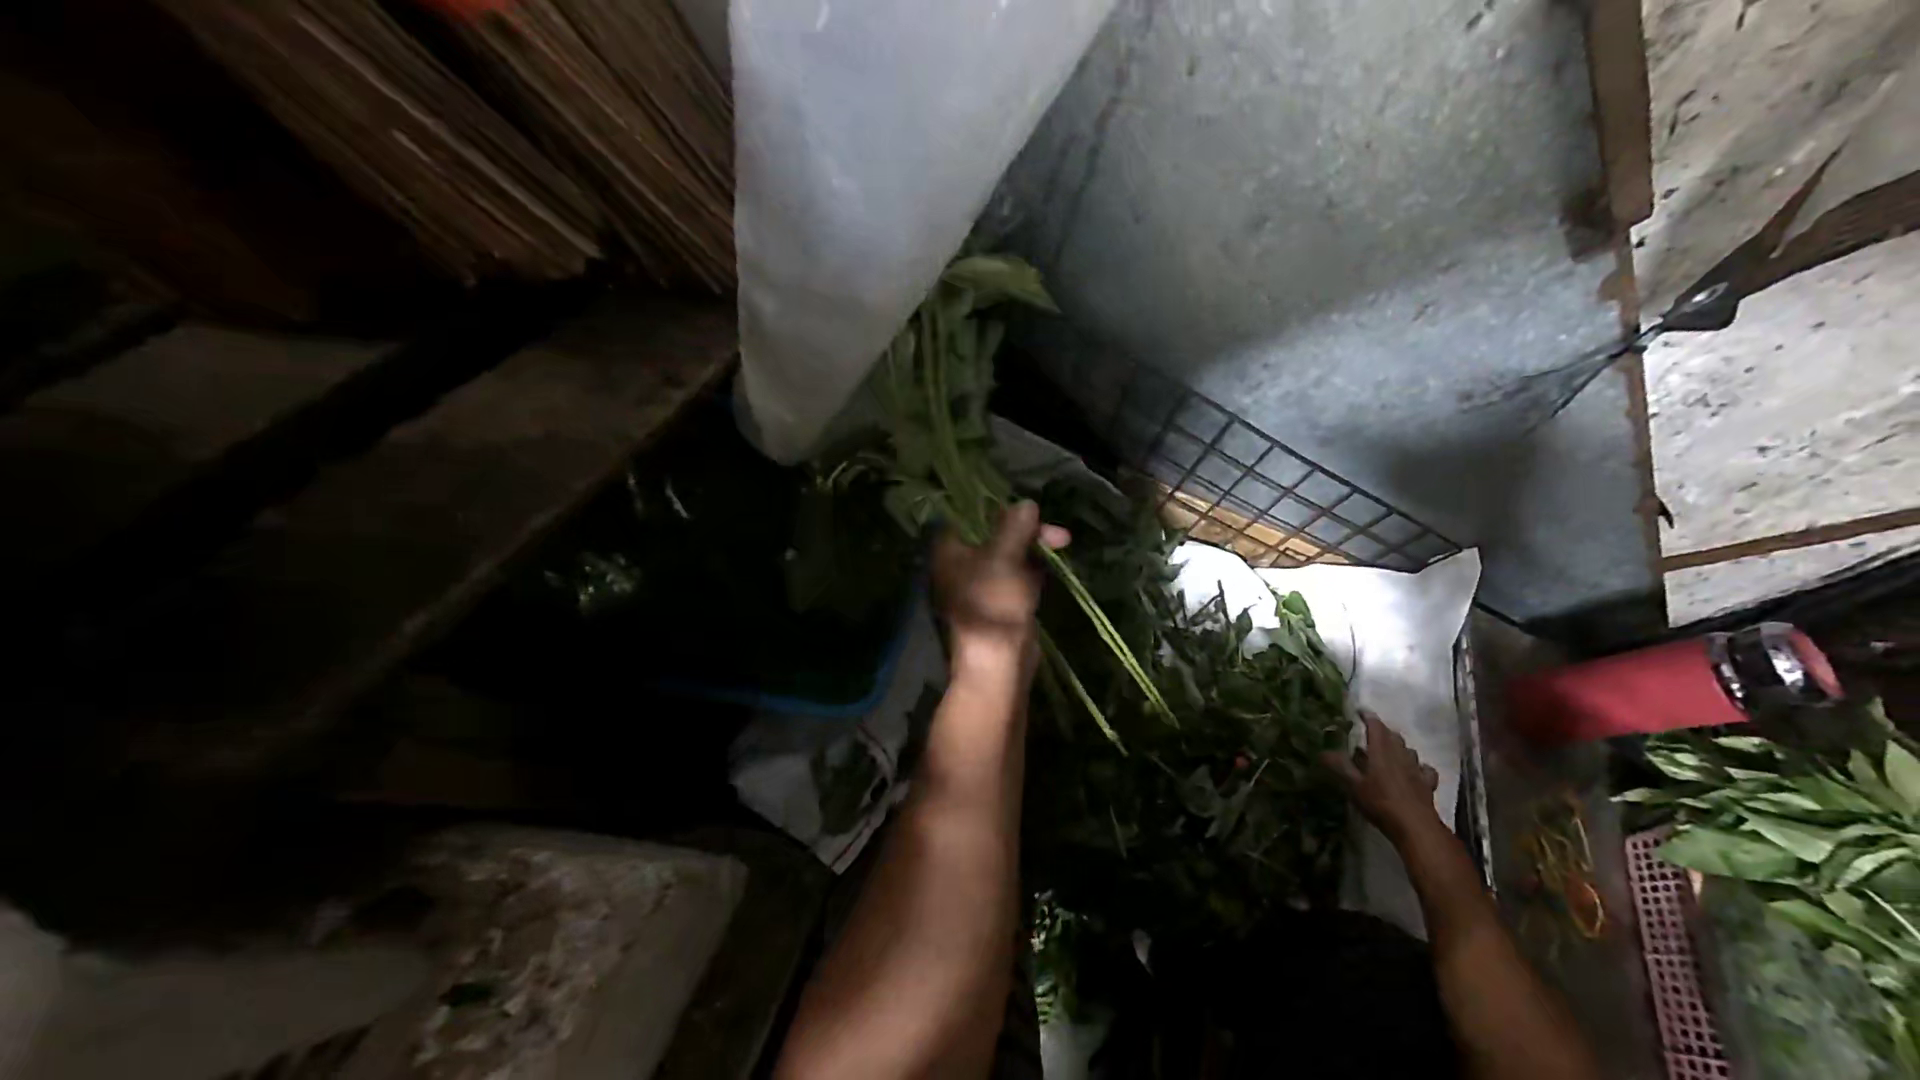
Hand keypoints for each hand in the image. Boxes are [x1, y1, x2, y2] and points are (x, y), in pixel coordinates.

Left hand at [931, 501, 1069, 665]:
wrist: (998, 661)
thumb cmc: (993, 602)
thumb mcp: (1004, 557)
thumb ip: (1014, 526)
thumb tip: (1026, 502)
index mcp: (950, 549)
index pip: (973, 515)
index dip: (1001, 509)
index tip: (1030, 508)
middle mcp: (962, 563)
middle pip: (996, 534)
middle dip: (1028, 531)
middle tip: (1059, 535)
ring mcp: (982, 584)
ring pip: (1010, 554)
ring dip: (1034, 548)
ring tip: (1063, 541)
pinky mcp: (1001, 601)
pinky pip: (1018, 576)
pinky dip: (1034, 568)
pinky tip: (1054, 563)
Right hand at [1323, 710, 1442, 843]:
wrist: (1415, 827)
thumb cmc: (1380, 803)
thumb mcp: (1353, 785)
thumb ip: (1339, 766)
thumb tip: (1322, 751)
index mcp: (1381, 752)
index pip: (1376, 726)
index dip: (1367, 716)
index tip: (1359, 711)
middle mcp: (1400, 755)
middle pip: (1393, 736)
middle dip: (1382, 730)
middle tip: (1370, 732)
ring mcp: (1416, 770)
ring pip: (1409, 750)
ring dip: (1398, 746)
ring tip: (1389, 750)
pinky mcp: (1427, 784)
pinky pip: (1423, 769)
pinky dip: (1417, 766)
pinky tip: (1413, 771)